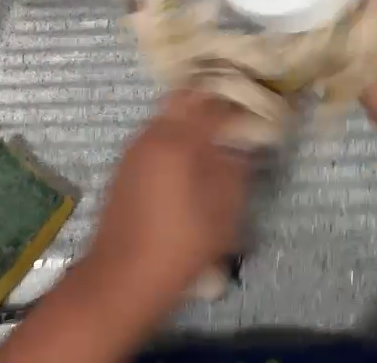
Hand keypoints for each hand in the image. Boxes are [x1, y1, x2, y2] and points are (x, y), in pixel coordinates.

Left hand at [82, 89, 254, 309]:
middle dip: (209, 102)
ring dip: (189, 118)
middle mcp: (153, 134)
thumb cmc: (178, 247)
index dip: (237, 105)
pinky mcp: (124, 165)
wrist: (121, 276)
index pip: (214, 104)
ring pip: (166, 115)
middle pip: (184, 99)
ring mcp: (134, 148)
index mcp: (179, 140)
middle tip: (231, 115)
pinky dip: (172, 136)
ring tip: (212, 138)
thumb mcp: (222, 216)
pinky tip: (186, 161)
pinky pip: (153, 135)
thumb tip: (242, 148)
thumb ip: (235, 173)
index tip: (254, 111)